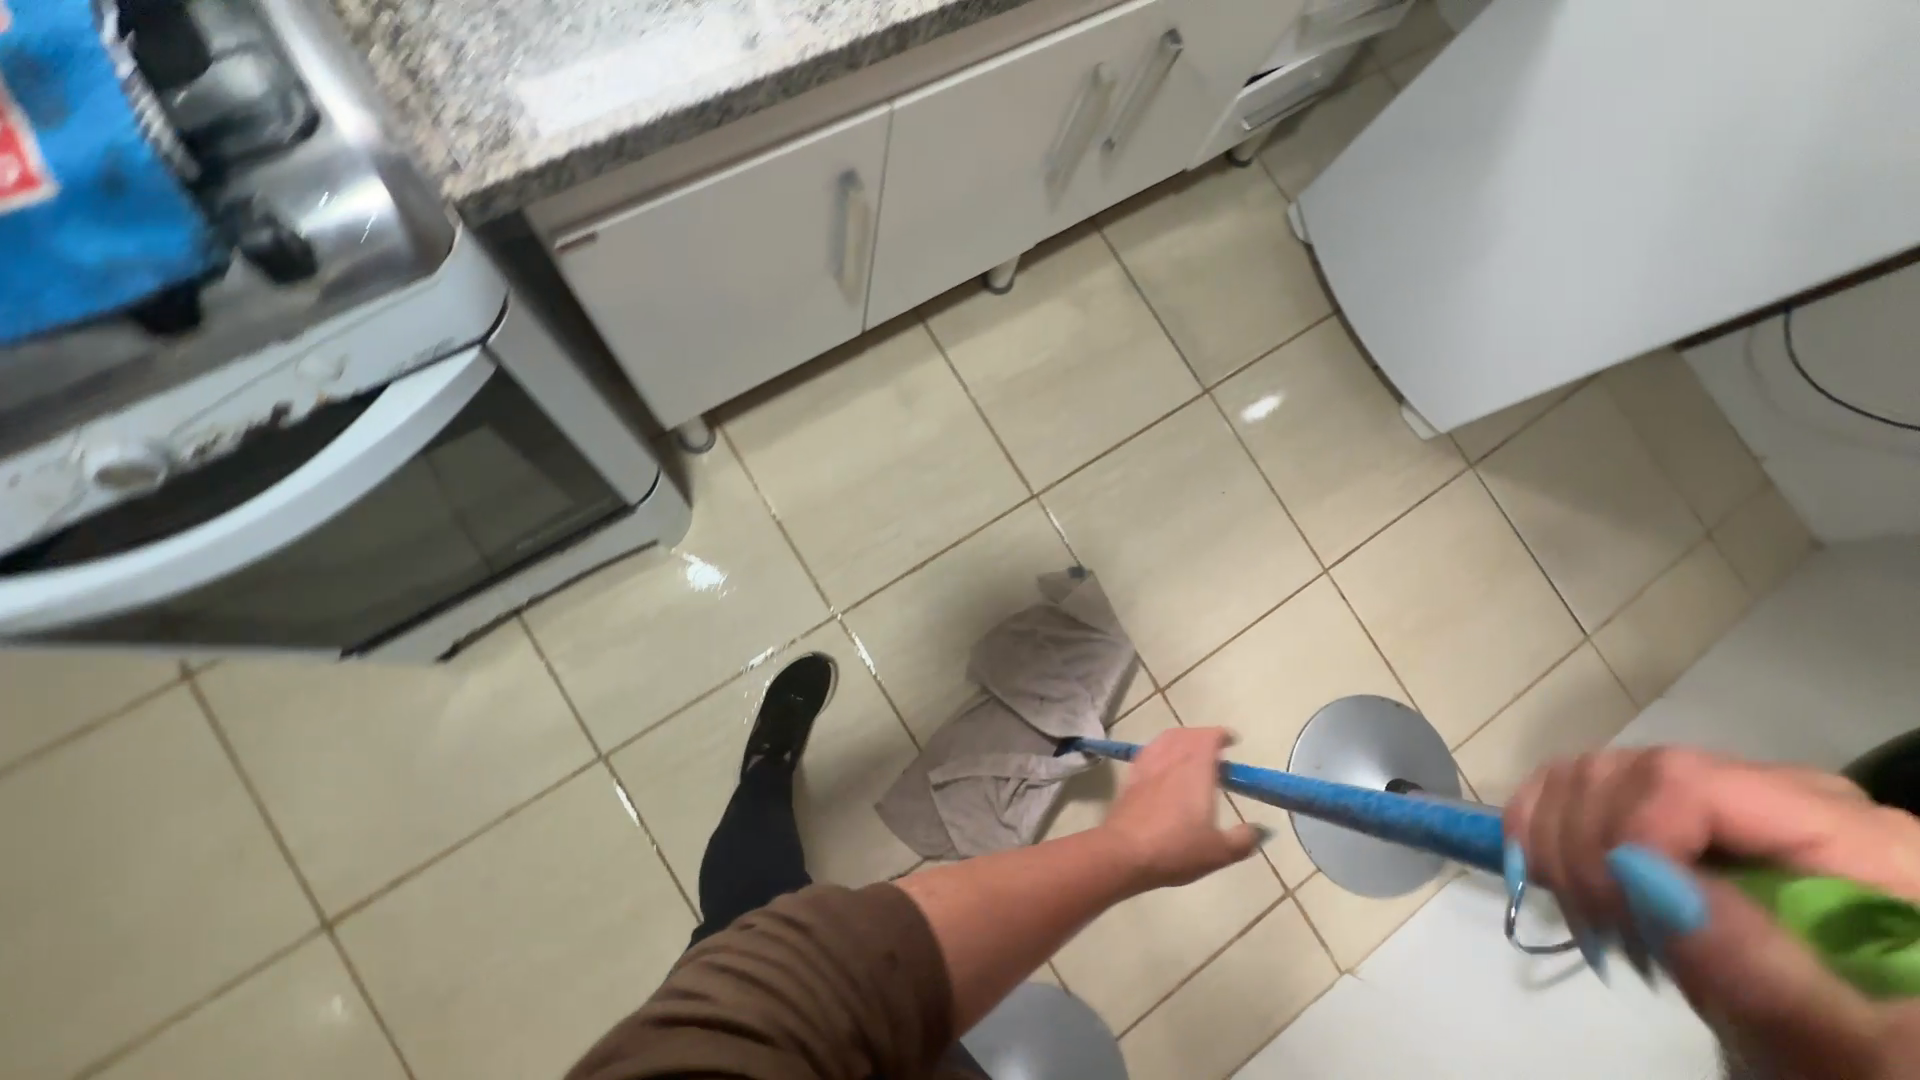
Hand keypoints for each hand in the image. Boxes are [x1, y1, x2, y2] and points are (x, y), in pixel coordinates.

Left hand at [1097, 726, 1260, 890]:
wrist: (1124, 854)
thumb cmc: (1176, 850)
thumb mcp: (1219, 852)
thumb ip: (1244, 839)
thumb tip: (1263, 830)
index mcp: (1196, 770)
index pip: (1209, 738)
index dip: (1221, 735)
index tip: (1232, 741)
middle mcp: (1171, 761)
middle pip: (1186, 734)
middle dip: (1202, 736)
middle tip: (1215, 748)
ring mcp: (1147, 768)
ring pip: (1164, 740)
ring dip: (1180, 738)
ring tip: (1190, 750)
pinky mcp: (1130, 779)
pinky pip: (1147, 752)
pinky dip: (1159, 749)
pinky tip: (1161, 762)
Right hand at [1506, 747, 1919, 1075]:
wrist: (1852, 1053)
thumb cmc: (1866, 1058)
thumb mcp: (1846, 1044)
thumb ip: (1763, 967)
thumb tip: (1638, 877)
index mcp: (1852, 837)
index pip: (1687, 782)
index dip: (1626, 835)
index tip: (1626, 923)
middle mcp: (1778, 794)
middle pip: (1627, 773)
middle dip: (1586, 854)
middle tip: (1615, 943)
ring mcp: (1715, 796)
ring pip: (1584, 775)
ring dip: (1558, 850)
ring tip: (1602, 928)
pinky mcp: (1666, 810)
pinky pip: (1568, 788)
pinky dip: (1538, 831)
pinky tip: (1562, 888)